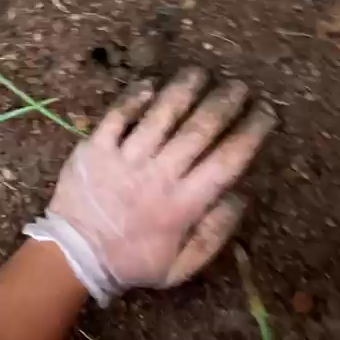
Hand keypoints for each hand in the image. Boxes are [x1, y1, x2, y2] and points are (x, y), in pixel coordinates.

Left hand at [27, 69, 276, 304]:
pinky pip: (117, 115)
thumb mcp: (180, 267)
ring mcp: (124, 157)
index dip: (249, 134)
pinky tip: (151, 83)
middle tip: (239, 85)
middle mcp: (157, 175)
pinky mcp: (95, 146)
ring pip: (160, 116)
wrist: (74, 254)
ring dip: (182, 91)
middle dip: (223, 104)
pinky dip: (134, 98)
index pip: (226, 162)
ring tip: (200, 71)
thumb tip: (240, 195)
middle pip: (197, 131)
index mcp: (183, 205)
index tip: (265, 112)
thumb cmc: (131, 261)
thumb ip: (213, 234)